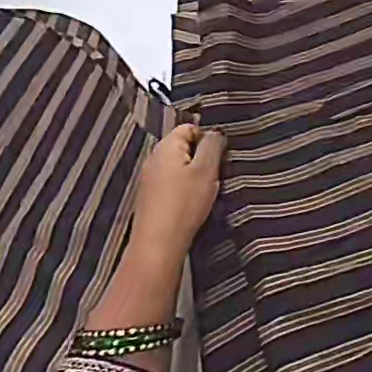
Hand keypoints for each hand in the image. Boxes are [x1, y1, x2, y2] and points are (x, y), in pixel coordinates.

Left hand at [130, 123, 226, 254]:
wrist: (158, 244)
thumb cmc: (184, 203)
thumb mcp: (206, 170)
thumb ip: (212, 145)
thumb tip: (215, 132)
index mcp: (166, 146)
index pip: (190, 127)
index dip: (208, 136)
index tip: (221, 154)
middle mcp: (154, 158)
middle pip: (184, 146)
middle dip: (202, 156)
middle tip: (218, 172)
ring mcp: (150, 178)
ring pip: (179, 165)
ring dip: (195, 174)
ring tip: (208, 188)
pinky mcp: (151, 197)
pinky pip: (172, 182)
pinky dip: (184, 187)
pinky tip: (193, 201)